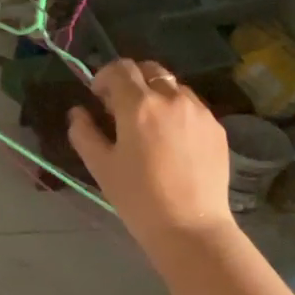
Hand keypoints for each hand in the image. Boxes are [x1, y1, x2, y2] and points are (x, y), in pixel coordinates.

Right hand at [68, 59, 233, 244]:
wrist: (190, 225)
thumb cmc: (137, 197)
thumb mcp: (100, 166)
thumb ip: (83, 132)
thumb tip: (78, 113)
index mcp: (138, 105)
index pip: (120, 69)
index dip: (104, 76)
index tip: (98, 96)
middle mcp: (172, 99)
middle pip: (150, 70)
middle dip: (131, 80)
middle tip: (120, 108)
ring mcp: (199, 111)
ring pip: (173, 87)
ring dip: (156, 95)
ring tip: (148, 125)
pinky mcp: (217, 128)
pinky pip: (192, 106)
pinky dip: (176, 111)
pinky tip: (171, 141)